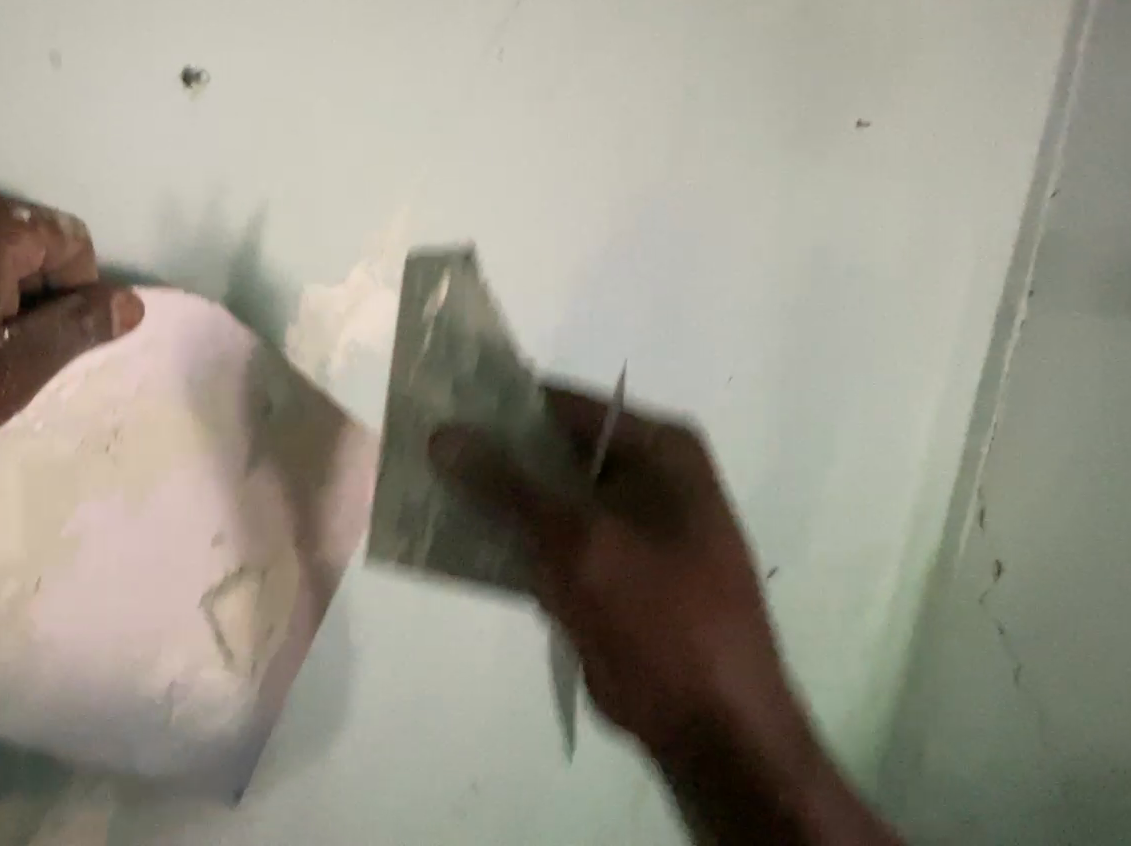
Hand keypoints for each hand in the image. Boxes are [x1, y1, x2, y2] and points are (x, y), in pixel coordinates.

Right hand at [428, 390, 793, 762]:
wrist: (709, 726)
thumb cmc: (655, 612)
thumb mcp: (575, 537)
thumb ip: (504, 482)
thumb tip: (441, 434)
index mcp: (656, 450)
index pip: (562, 405)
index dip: (499, 404)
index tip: (438, 405)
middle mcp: (643, 477)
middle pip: (548, 449)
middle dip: (487, 453)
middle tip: (421, 447)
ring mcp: (622, 526)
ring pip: (540, 496)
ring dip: (489, 497)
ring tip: (420, 485)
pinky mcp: (602, 569)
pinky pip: (543, 538)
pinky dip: (503, 537)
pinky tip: (447, 534)